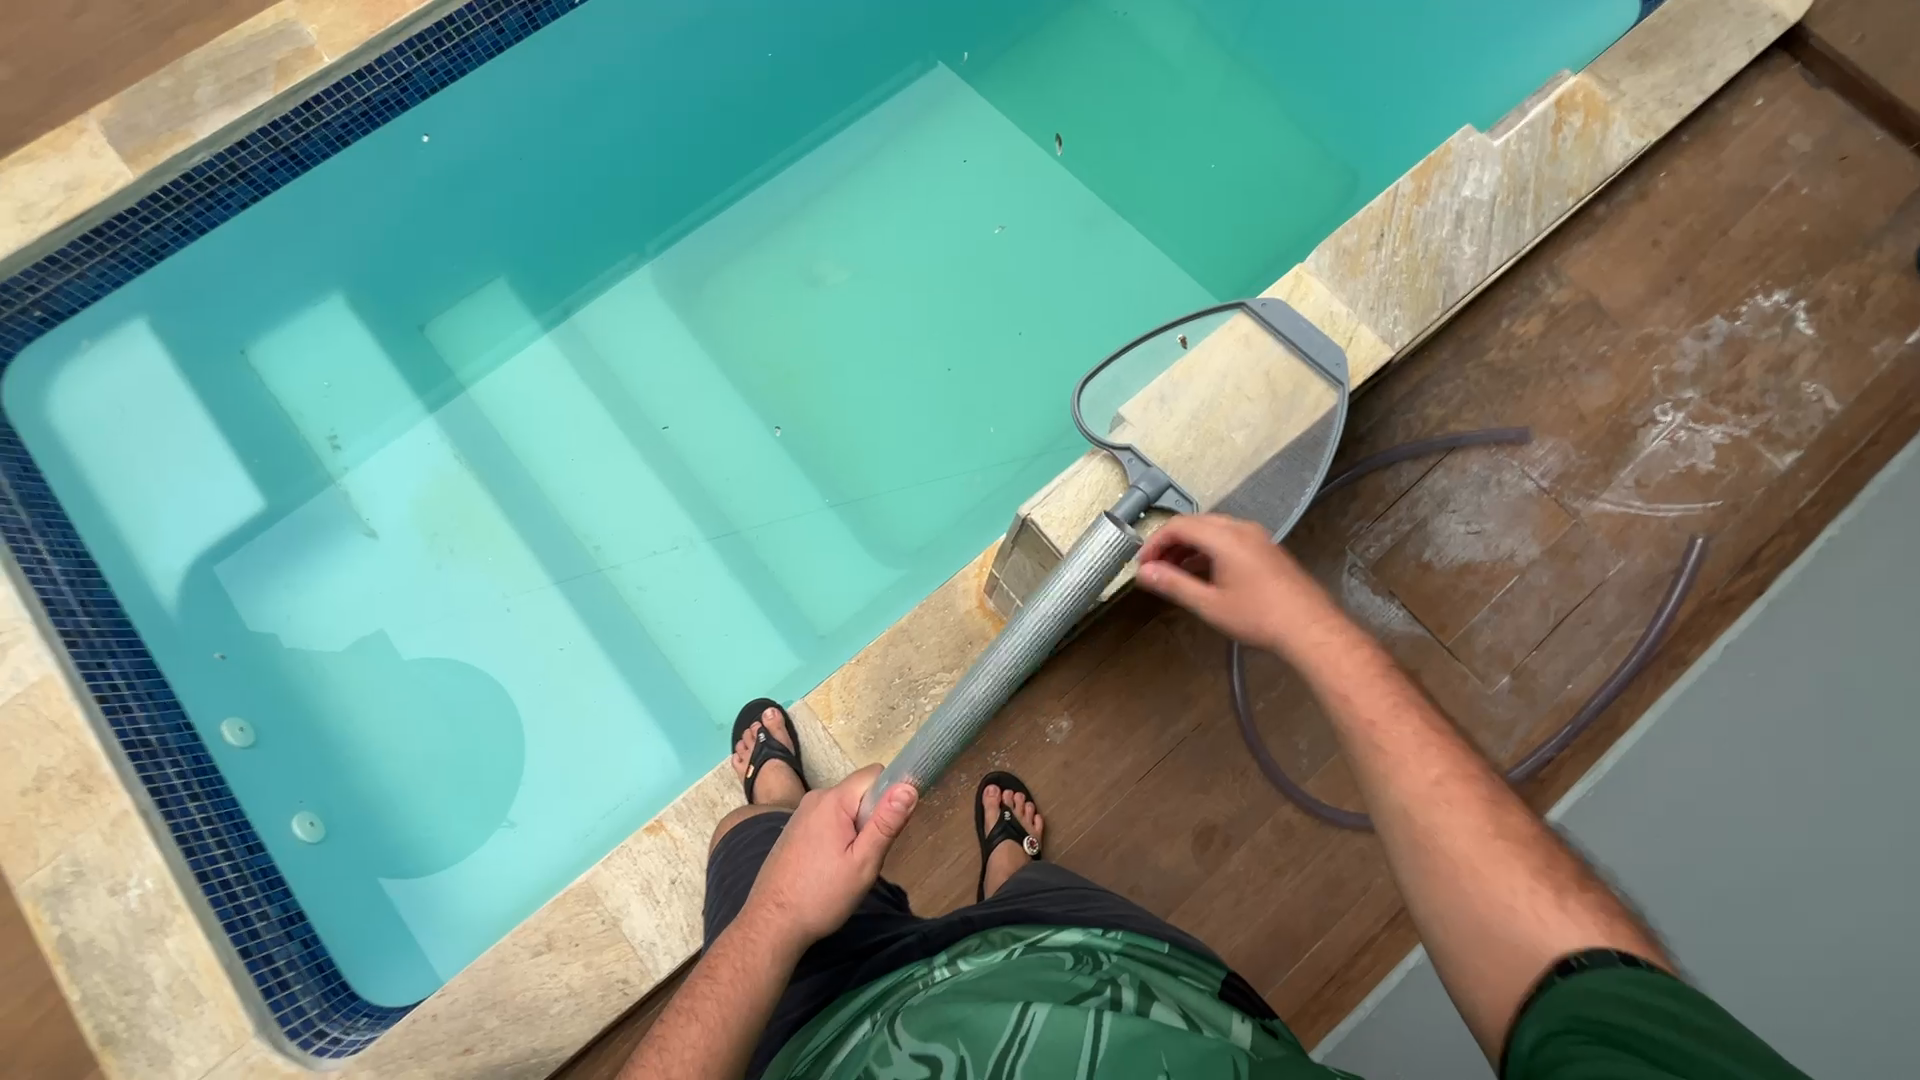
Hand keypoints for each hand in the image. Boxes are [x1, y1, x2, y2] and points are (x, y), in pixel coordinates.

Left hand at [737, 765, 916, 950]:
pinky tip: (830, 867)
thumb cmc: (821, 895)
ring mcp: (801, 813)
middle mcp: (816, 797)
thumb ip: (886, 823)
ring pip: (844, 808)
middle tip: (867, 855)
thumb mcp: (863, 863)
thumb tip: (909, 787)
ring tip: (848, 865)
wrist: (770, 924)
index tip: (888, 828)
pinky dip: (837, 835)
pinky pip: (827, 819)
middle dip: (872, 817)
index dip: (890, 795)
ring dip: (855, 829)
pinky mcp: (794, 829)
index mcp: (833, 800)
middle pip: (859, 792)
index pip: (875, 774)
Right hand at [1135, 513, 1340, 655]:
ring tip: (1174, 573)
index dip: (1154, 543)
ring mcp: (1256, 537)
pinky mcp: (1266, 548)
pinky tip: (1202, 573)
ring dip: (1188, 547)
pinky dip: (1208, 550)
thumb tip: (1144, 573)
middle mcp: (1241, 529)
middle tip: (1154, 568)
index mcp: (1225, 537)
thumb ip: (1173, 584)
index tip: (1143, 565)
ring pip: (1212, 530)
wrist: (1310, 628)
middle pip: (1194, 523)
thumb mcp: (1209, 604)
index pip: (1178, 526)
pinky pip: (1228, 538)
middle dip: (1170, 543)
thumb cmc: (1258, 617)